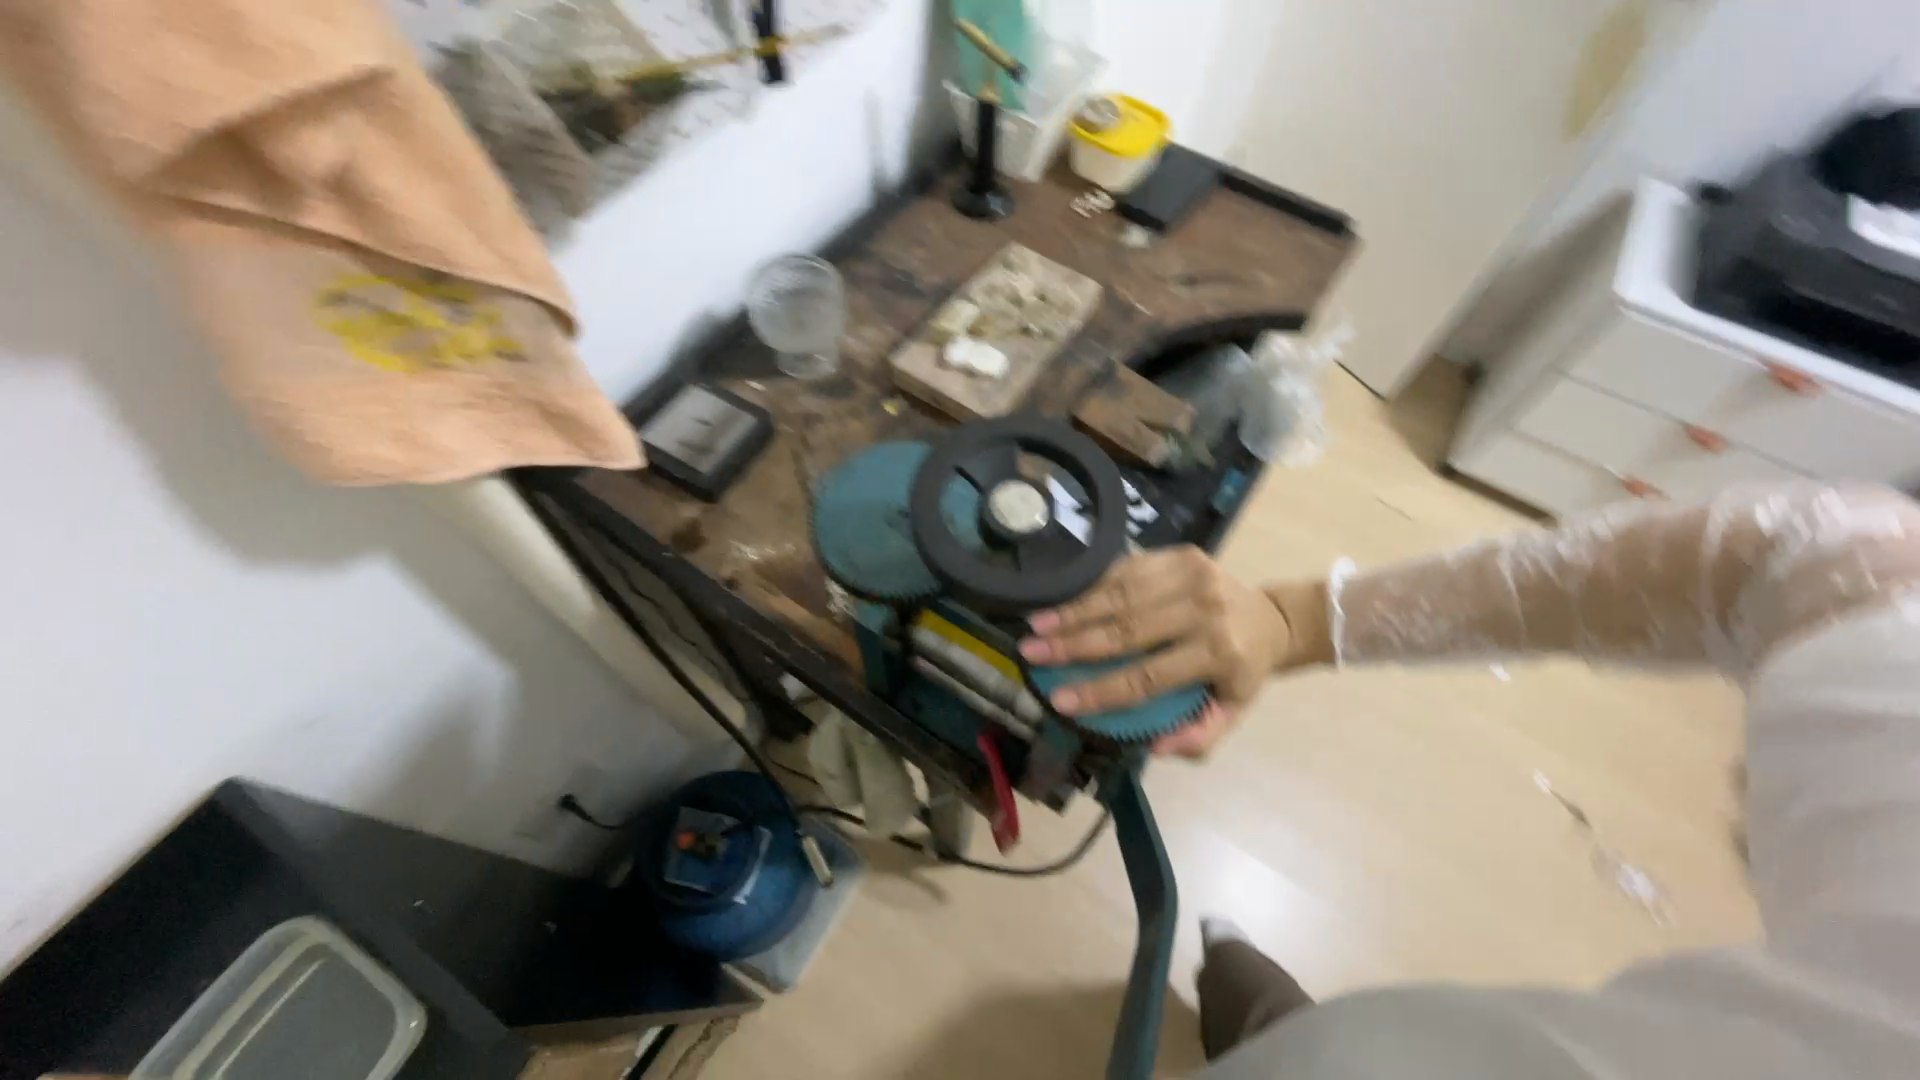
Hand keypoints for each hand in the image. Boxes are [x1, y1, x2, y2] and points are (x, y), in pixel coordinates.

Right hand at [1018, 547, 1331, 757]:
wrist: (1272, 618)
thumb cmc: (1242, 671)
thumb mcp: (1232, 712)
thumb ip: (1199, 737)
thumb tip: (1153, 747)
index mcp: (1219, 654)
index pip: (1148, 677)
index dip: (1101, 690)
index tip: (1060, 700)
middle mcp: (1205, 610)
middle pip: (1127, 630)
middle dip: (1073, 644)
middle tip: (1031, 654)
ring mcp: (1192, 575)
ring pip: (1121, 595)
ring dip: (1074, 612)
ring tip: (1036, 626)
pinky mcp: (1180, 554)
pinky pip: (1126, 570)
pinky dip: (1091, 588)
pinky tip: (1063, 602)